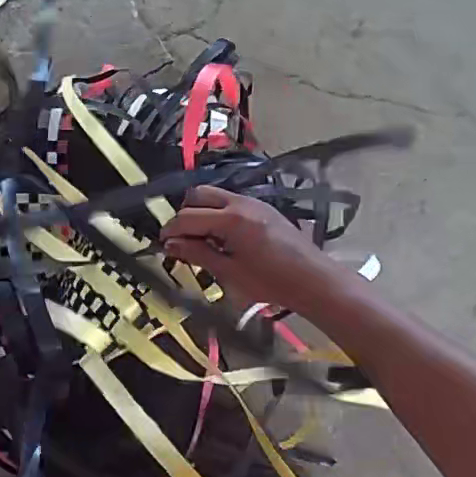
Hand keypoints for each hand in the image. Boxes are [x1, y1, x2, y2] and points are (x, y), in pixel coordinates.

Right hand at [161, 186, 330, 308]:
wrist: (313, 280)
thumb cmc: (271, 281)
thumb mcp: (229, 271)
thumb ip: (197, 253)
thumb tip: (170, 245)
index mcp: (231, 220)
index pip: (187, 217)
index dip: (170, 231)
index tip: (163, 245)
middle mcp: (240, 203)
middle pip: (197, 195)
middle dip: (183, 214)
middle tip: (181, 240)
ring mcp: (252, 202)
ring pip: (213, 195)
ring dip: (200, 212)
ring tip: (200, 240)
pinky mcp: (261, 208)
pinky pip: (229, 201)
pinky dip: (216, 213)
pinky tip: (220, 238)